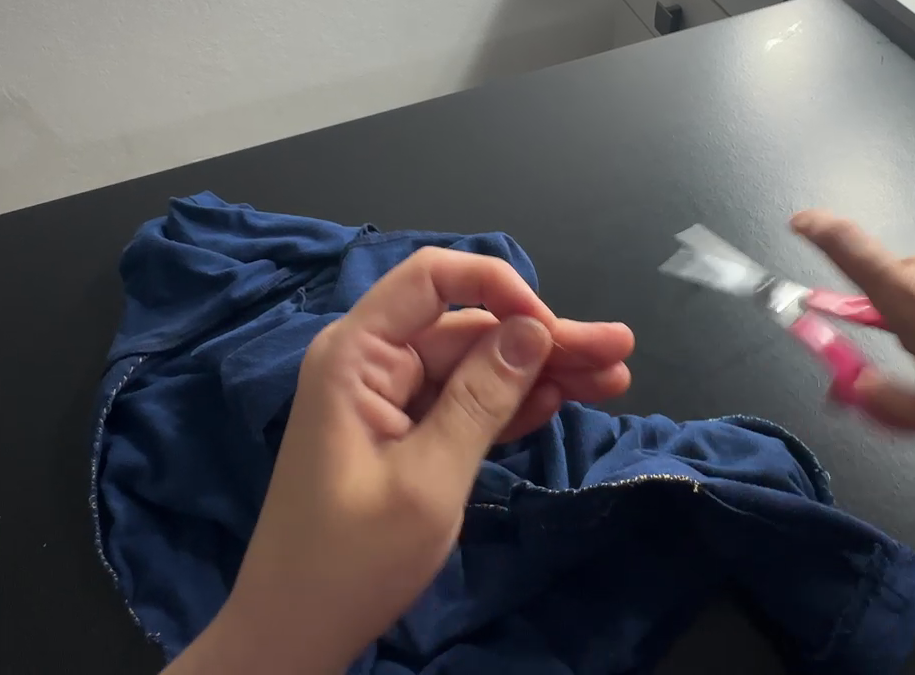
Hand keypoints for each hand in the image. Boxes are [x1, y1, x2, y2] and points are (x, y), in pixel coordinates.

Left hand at [195, 247, 634, 673]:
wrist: (295, 635)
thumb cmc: (350, 561)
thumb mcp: (427, 480)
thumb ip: (481, 399)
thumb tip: (534, 330)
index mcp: (358, 352)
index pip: (432, 279)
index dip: (497, 287)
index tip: (549, 329)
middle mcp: (375, 359)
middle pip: (469, 325)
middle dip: (543, 338)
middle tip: (619, 350)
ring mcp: (392, 394)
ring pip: (478, 362)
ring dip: (542, 371)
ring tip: (613, 377)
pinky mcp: (409, 427)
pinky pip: (468, 399)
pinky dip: (515, 402)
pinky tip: (565, 400)